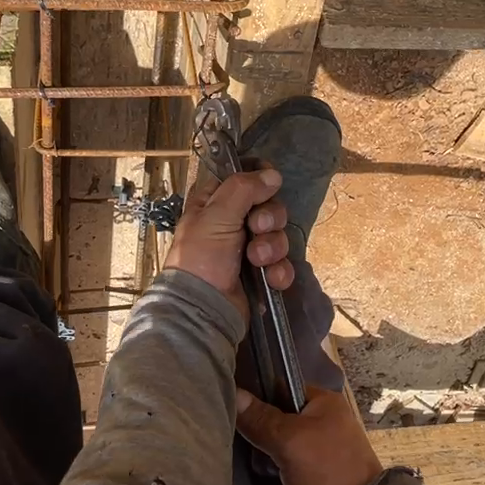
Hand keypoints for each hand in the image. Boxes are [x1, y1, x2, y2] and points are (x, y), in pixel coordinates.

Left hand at [163, 166, 293, 314]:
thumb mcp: (215, 216)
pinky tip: (270, 279)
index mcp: (215, 203)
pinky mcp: (262, 274)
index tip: (270, 184)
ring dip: (272, 247)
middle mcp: (233, 223)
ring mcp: (248, 249)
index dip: (259, 179)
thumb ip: (243, 189)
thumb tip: (273, 174)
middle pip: (269, 207)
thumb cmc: (201, 258)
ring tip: (257, 261)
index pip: (244, 179)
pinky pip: (283, 263)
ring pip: (278, 235)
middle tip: (256, 229)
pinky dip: (279, 271)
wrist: (203, 310)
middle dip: (268, 219)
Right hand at [235, 385, 383, 484]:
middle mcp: (327, 418)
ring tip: (266, 473)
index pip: (281, 387)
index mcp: (325, 401)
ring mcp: (327, 446)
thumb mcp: (289, 443)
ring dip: (271, 457)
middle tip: (258, 455)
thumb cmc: (326, 473)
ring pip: (283, 442)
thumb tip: (234, 393)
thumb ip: (261, 419)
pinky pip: (293, 462)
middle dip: (264, 436)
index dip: (259, 401)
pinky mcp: (324, 471)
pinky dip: (282, 471)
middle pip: (279, 417)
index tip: (242, 419)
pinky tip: (275, 483)